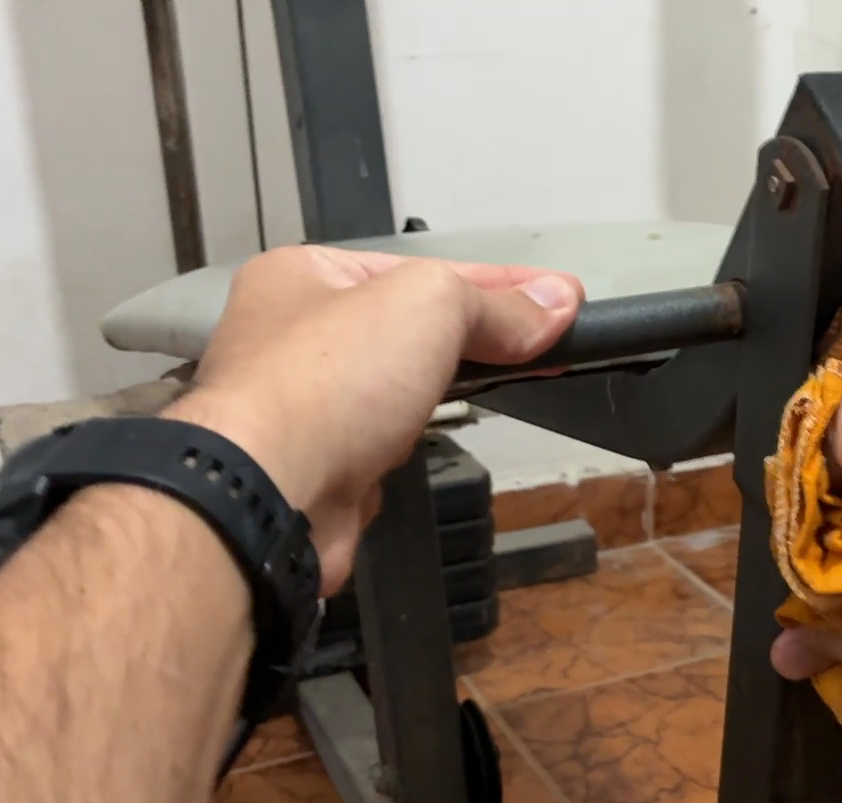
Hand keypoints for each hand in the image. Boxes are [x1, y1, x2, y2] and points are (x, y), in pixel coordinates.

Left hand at [161, 246, 582, 591]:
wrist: (278, 493)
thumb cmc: (335, 383)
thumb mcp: (429, 310)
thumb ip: (495, 305)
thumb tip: (556, 303)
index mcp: (311, 277)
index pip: (430, 270)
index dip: (506, 282)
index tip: (563, 294)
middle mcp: (303, 333)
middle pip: (420, 322)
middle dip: (490, 326)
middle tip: (554, 335)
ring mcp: (316, 400)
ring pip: (409, 374)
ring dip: (463, 371)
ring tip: (522, 369)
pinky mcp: (334, 458)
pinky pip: (399, 425)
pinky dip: (435, 419)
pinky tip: (460, 418)